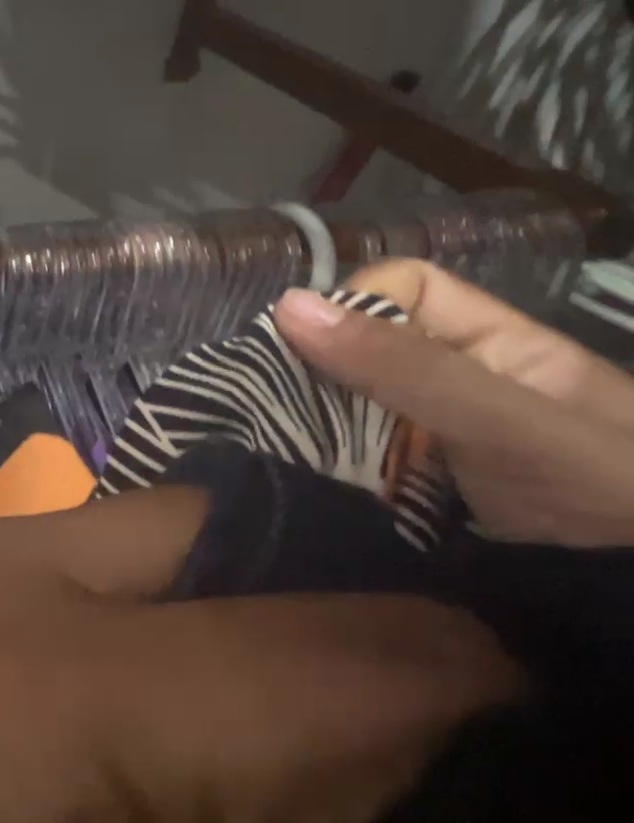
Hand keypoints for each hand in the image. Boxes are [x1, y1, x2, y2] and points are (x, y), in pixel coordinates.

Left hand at [0, 492, 517, 822]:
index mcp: (49, 680)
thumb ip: (224, 798)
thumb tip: (330, 771)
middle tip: (385, 731)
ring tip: (251, 728)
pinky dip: (106, 621)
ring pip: (122, 541)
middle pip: (219, 540)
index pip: (334, 653)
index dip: (465, 683)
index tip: (532, 718)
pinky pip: (29, 568)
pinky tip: (100, 711)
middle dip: (328, 621)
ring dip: (210, 616)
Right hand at [275, 258, 633, 545]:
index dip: (351, 308)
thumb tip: (287, 305)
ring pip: (340, 400)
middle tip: (275, 405)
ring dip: (303, 420)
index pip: (400, 289)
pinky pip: (343, 453)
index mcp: (492, 342)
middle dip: (309, 371)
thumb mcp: (508, 424)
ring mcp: (428, 434)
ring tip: (276, 444)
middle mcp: (454, 379)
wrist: (633, 584)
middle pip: (357, 345)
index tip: (310, 351)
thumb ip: (407, 367)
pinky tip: (298, 476)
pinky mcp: (405, 485)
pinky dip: (315, 461)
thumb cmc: (602, 491)